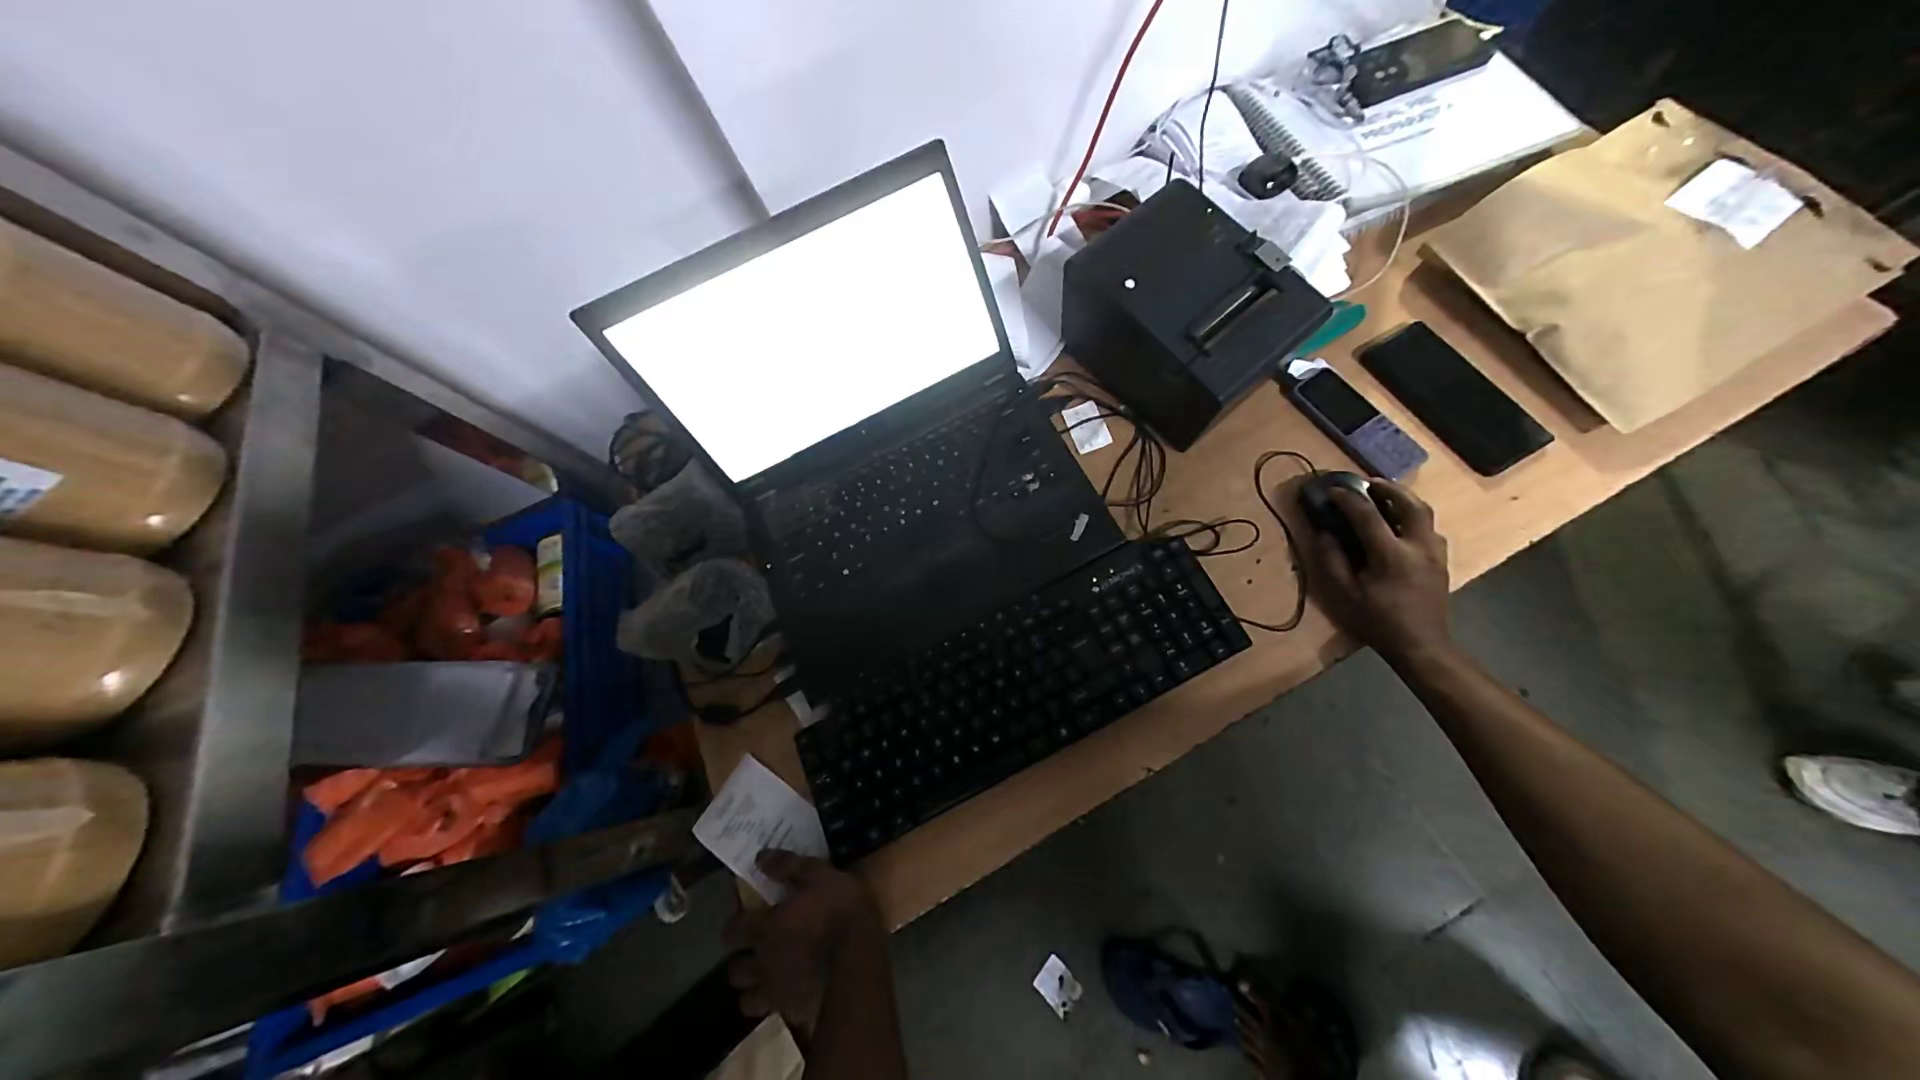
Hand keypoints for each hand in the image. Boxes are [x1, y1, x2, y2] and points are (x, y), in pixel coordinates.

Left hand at [723, 850, 886, 1033]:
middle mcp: (762, 962)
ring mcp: (775, 992)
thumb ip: (789, 866)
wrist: (857, 963)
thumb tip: (761, 857)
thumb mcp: (820, 876)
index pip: (731, 931)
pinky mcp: (793, 1012)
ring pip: (748, 999)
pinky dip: (777, 1005)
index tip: (743, 920)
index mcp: (764, 929)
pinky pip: (775, 1013)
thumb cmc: (839, 912)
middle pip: (735, 970)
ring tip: (767, 978)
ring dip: (753, 988)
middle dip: (740, 960)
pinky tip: (791, 994)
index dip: (734, 926)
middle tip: (754, 950)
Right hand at [1311, 479, 1451, 662]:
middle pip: (1410, 504)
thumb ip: (1333, 559)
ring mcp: (1435, 553)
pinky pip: (1429, 529)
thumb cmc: (1378, 621)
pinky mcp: (1440, 561)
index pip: (1368, 515)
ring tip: (1385, 497)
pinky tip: (1399, 525)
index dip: (1348, 499)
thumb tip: (1325, 533)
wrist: (1421, 645)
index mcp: (1392, 555)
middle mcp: (1418, 547)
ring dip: (1404, 500)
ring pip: (1425, 514)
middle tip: (1368, 483)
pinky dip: (1413, 517)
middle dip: (1389, 489)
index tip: (1332, 490)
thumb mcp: (1345, 593)